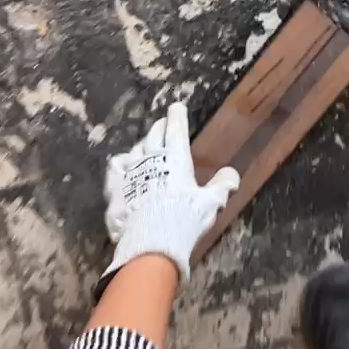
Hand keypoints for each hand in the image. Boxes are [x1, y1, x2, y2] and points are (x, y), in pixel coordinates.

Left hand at [103, 103, 239, 284]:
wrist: (151, 241)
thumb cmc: (185, 219)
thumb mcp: (211, 203)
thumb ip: (222, 186)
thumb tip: (232, 173)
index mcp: (176, 158)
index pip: (176, 129)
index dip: (177, 116)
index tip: (176, 107)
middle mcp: (151, 158)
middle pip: (154, 135)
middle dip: (160, 127)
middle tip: (163, 124)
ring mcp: (130, 171)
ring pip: (135, 148)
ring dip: (142, 144)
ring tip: (146, 145)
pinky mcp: (116, 186)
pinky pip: (116, 166)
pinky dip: (121, 161)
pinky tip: (122, 163)